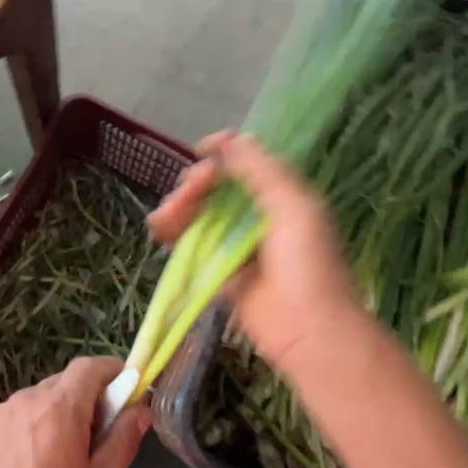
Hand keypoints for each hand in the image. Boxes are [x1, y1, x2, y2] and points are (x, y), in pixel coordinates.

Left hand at [0, 357, 148, 467]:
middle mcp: (26, 400)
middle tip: (101, 434)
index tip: (128, 389)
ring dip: (60, 411)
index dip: (112, 370)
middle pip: (65, 381)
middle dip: (88, 397)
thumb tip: (140, 410)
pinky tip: (35, 461)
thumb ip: (123, 441)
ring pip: (41, 397)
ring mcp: (0, 412)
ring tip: (65, 454)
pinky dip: (35, 423)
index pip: (89, 367)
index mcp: (58, 410)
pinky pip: (19, 413)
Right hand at [148, 132, 361, 366]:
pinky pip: (184, 240)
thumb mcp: (292, 205)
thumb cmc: (308, 263)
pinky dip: (168, 228)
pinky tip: (159, 225)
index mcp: (279, 195)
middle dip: (196, 181)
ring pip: (194, 211)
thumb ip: (260, 170)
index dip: (221, 151)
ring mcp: (231, 242)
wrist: (308, 329)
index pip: (244, 162)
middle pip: (213, 185)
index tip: (201, 149)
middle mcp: (254, 214)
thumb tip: (228, 138)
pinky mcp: (212, 267)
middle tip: (192, 190)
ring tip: (170, 213)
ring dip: (177, 203)